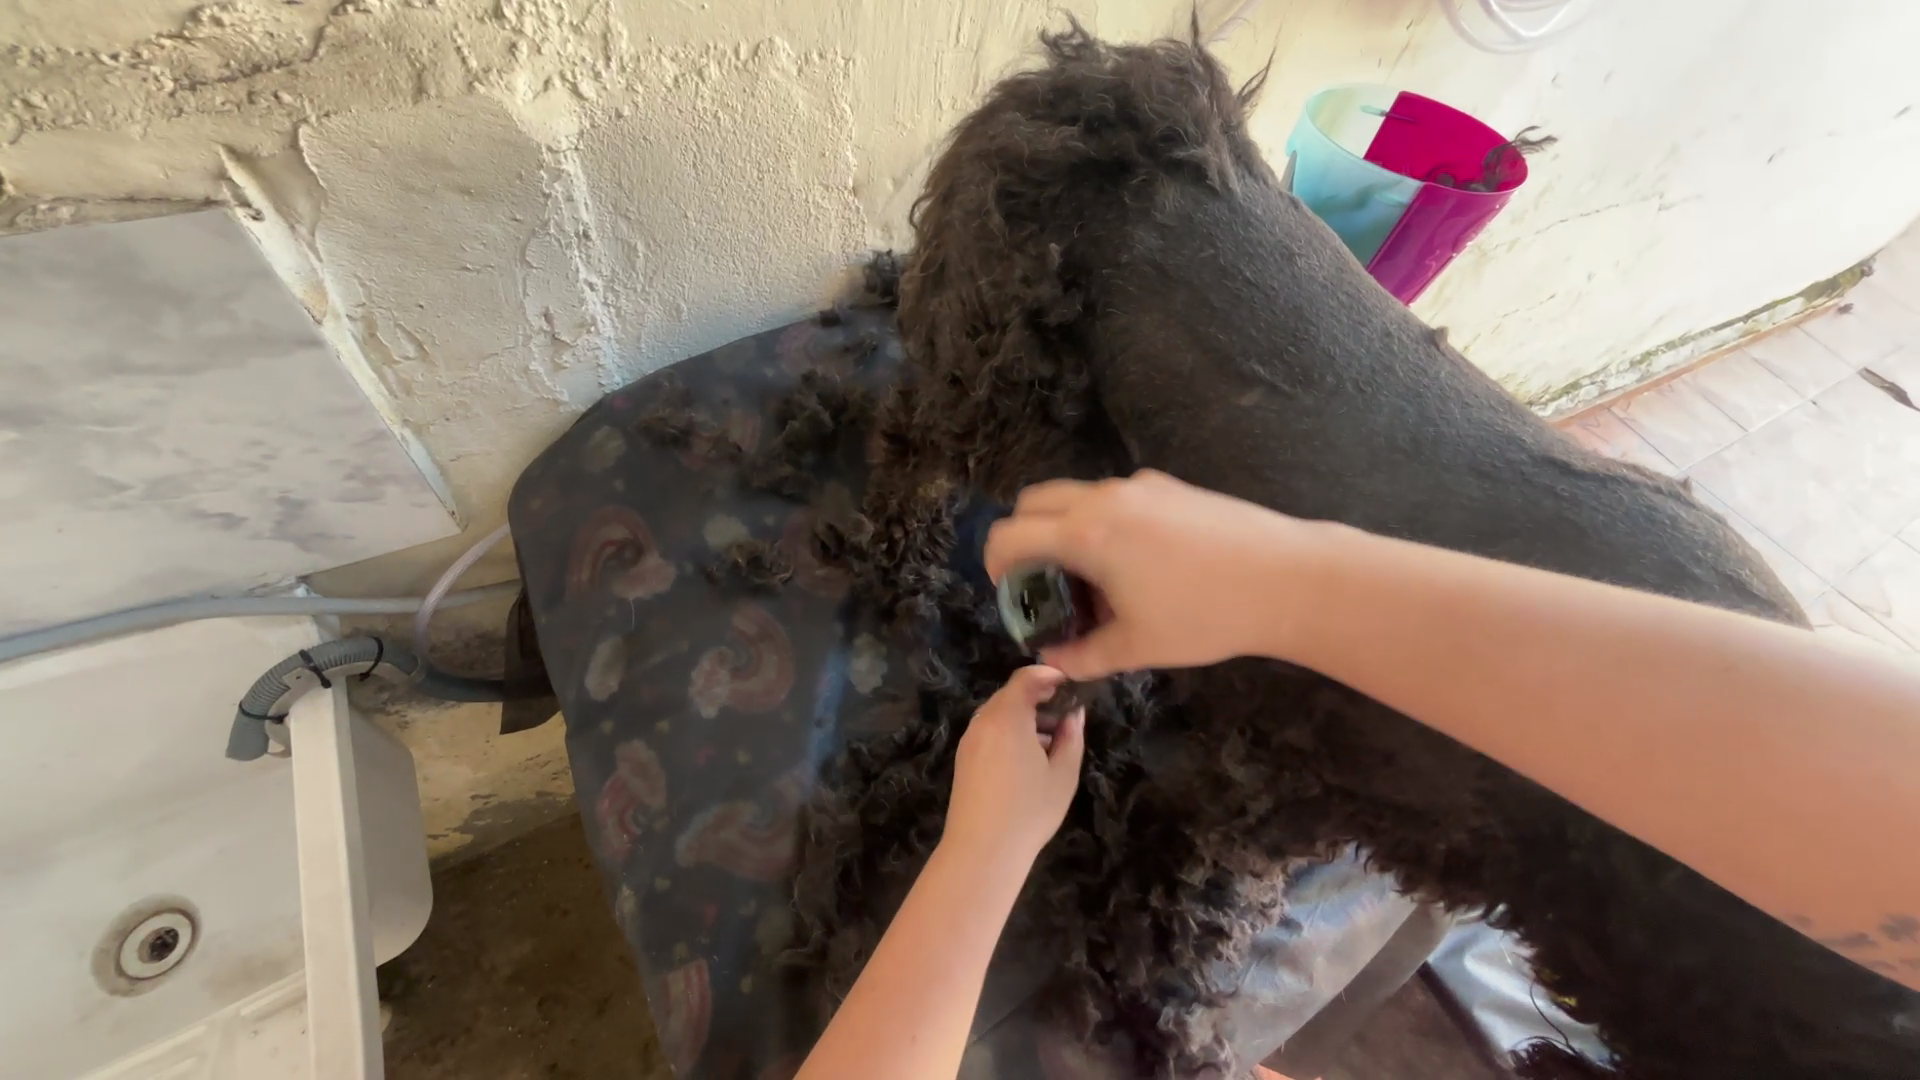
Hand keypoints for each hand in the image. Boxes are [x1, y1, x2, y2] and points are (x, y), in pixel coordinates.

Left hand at [943, 666, 1086, 866]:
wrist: (982, 850)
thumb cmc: (1029, 810)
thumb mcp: (1063, 774)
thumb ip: (1071, 736)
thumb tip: (1074, 714)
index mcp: (1007, 717)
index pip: (1025, 678)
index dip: (1049, 675)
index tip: (1070, 684)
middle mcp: (984, 721)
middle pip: (1011, 695)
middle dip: (1039, 698)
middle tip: (1066, 713)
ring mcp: (970, 739)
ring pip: (1000, 714)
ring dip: (1025, 717)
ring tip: (1052, 740)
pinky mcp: (964, 757)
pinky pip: (990, 731)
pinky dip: (1010, 732)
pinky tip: (1029, 757)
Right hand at [984, 470, 1309, 678]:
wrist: (1288, 579)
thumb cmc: (1205, 616)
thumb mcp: (1136, 646)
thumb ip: (1082, 655)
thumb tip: (1051, 660)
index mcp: (1085, 535)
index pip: (1010, 535)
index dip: (995, 563)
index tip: (1008, 590)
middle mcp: (1102, 499)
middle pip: (1033, 501)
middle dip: (1022, 536)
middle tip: (1041, 578)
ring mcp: (1137, 486)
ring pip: (1074, 495)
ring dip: (1062, 527)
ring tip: (1092, 575)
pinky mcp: (1167, 486)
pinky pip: (1111, 497)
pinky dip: (1099, 521)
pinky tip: (1136, 562)